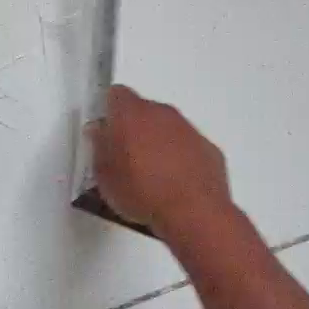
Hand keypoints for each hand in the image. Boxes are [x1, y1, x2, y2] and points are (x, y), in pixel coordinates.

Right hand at [90, 85, 241, 236]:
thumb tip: (99, 131)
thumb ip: (98, 146)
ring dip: (158, 142)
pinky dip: (180, 158)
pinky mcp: (210, 149)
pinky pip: (188, 146)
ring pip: (167, 127)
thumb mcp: (103, 175)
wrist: (193, 214)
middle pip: (143, 109)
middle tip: (123, 156)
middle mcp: (162, 113)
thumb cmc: (140, 191)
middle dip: (133, 127)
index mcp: (131, 113)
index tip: (104, 132)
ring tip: (150, 174)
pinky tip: (175, 184)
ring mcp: (189, 130)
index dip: (108, 110)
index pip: (116, 94)